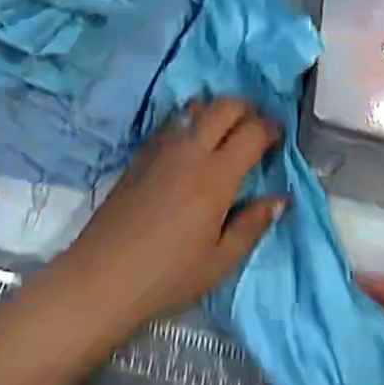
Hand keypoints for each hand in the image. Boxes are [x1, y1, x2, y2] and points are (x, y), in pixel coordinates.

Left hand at [53, 98, 284, 325]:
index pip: (253, 132)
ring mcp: (163, 148)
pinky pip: (173, 121)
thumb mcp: (220, 261)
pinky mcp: (141, 153)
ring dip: (217, 111)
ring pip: (197, 107)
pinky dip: (191, 120)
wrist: (102, 278)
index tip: (279, 137)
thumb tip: (281, 198)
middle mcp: (191, 150)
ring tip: (225, 133)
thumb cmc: (168, 276)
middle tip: (256, 129)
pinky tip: (192, 144)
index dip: (272, 128)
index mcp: (216, 176)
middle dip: (248, 110)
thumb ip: (253, 224)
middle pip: (226, 106)